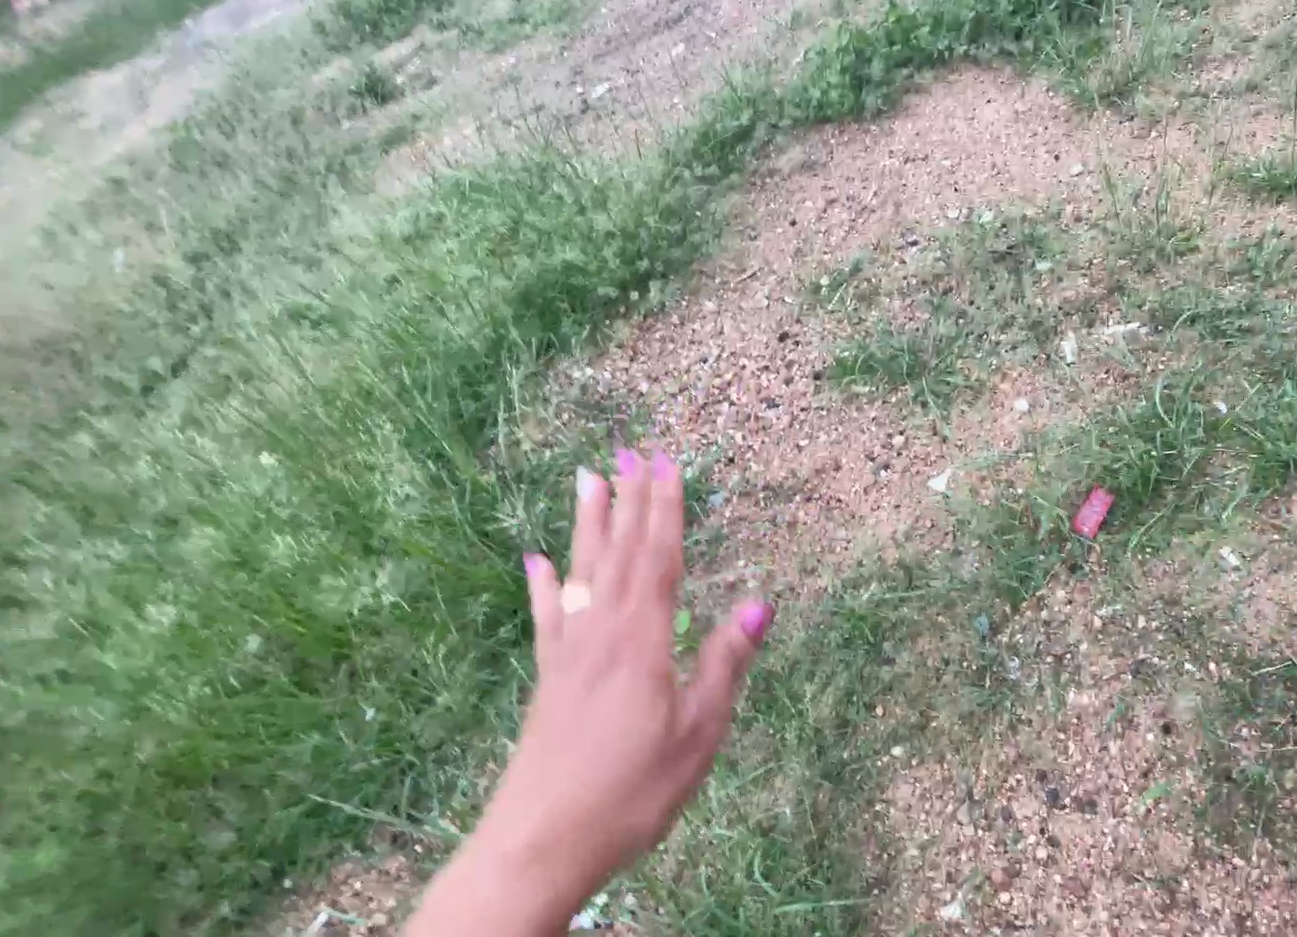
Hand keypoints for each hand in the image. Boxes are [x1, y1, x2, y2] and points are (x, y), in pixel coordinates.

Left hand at [437, 449, 772, 921]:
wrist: (539, 846)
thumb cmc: (632, 790)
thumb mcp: (698, 732)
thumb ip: (725, 662)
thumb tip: (759, 601)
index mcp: (643, 639)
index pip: (658, 558)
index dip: (665, 509)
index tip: (667, 464)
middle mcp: (602, 631)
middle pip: (620, 552)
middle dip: (629, 499)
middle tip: (630, 451)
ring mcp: (569, 652)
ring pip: (581, 571)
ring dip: (587, 523)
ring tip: (587, 478)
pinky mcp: (549, 677)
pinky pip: (548, 617)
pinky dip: (544, 585)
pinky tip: (537, 562)